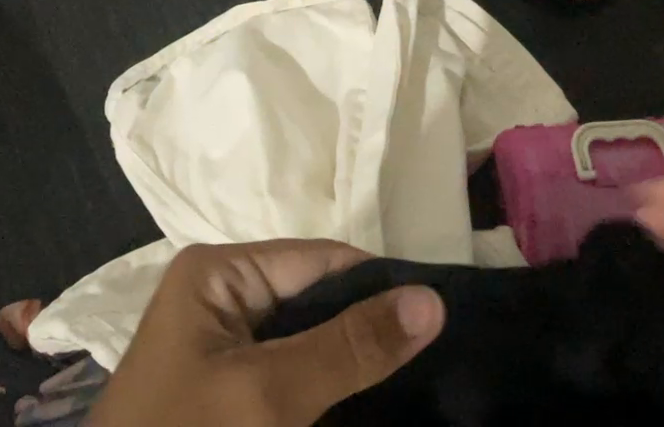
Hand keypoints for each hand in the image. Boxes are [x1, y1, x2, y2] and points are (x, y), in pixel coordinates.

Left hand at [87, 239, 444, 426]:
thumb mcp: (269, 395)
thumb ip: (349, 347)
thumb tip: (433, 298)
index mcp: (219, 273)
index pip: (320, 260)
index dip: (381, 285)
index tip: (444, 315)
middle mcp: (222, 296)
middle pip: (316, 300)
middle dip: (368, 328)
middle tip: (438, 355)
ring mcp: (223, 345)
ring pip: (308, 341)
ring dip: (351, 363)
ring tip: (420, 379)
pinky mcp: (227, 390)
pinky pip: (290, 375)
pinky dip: (326, 389)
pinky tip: (370, 404)